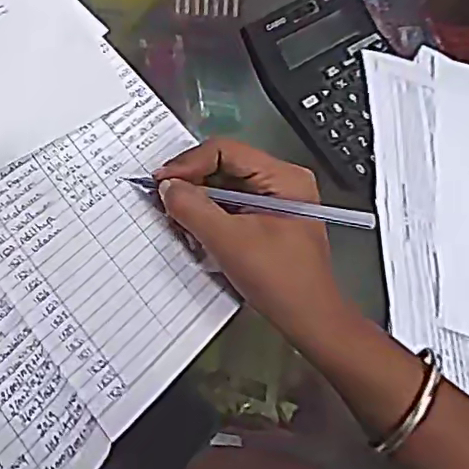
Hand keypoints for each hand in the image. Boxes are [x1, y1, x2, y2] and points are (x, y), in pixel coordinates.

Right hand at [154, 138, 358, 346]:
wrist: (307, 317)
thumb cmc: (278, 278)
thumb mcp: (227, 240)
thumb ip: (192, 208)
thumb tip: (167, 186)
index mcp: (282, 177)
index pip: (224, 151)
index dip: (188, 164)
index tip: (161, 183)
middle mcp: (279, 181)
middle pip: (220, 165)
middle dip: (189, 182)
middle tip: (164, 200)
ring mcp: (270, 200)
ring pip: (219, 185)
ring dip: (194, 200)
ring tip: (177, 217)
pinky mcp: (261, 217)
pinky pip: (224, 203)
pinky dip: (204, 213)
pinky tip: (193, 228)